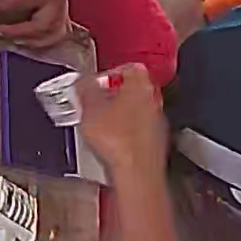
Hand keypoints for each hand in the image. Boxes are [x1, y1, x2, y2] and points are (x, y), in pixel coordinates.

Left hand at [0, 0, 71, 47]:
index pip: (21, 3)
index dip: (0, 8)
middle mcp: (58, 4)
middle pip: (39, 27)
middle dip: (16, 32)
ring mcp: (63, 12)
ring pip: (49, 37)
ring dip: (28, 41)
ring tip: (7, 38)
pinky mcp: (62, 17)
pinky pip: (54, 37)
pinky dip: (40, 43)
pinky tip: (23, 41)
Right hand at [77, 64, 168, 185]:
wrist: (136, 173)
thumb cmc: (118, 141)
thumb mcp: (89, 108)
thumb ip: (85, 90)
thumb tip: (83, 83)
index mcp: (140, 86)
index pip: (130, 67)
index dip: (111, 73)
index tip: (98, 82)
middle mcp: (153, 102)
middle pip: (134, 89)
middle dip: (114, 95)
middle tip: (96, 102)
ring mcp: (157, 123)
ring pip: (137, 110)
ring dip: (120, 114)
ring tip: (100, 124)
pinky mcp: (156, 143)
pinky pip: (139, 130)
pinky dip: (126, 132)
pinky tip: (111, 143)